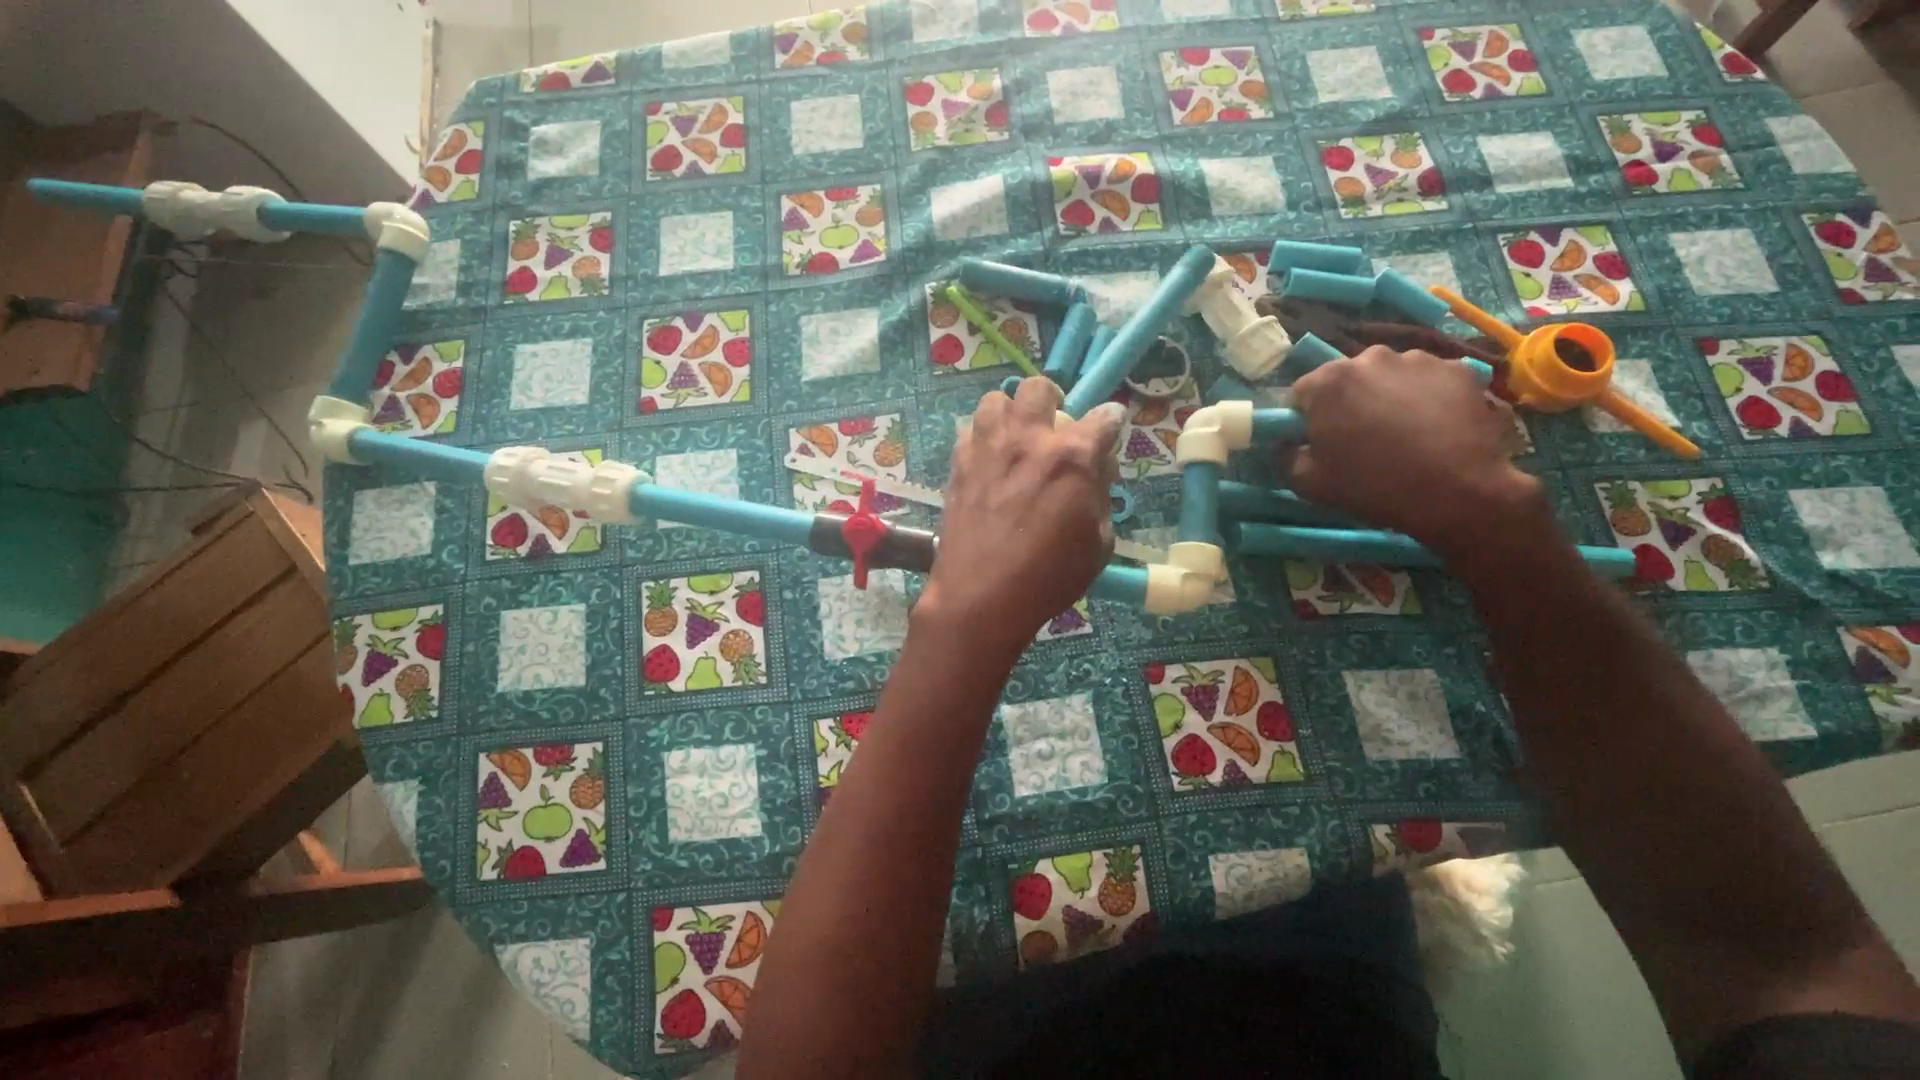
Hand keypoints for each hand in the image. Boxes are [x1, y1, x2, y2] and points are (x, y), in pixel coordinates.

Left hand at [922, 378, 1123, 659]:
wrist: (981, 597)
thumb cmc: (1049, 577)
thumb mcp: (1099, 542)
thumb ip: (1099, 494)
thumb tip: (1095, 469)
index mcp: (1073, 457)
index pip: (1104, 417)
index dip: (1111, 422)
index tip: (1110, 430)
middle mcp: (1029, 439)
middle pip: (1040, 388)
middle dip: (1054, 401)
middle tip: (1055, 429)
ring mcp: (988, 448)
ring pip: (997, 400)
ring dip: (1011, 413)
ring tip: (1016, 439)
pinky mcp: (958, 464)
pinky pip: (970, 429)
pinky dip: (984, 437)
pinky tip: (990, 461)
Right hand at [1288, 346, 1542, 557]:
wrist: (1458, 493)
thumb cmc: (1373, 486)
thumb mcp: (1309, 483)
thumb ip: (1286, 455)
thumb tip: (1287, 442)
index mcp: (1328, 382)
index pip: (1301, 393)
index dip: (1306, 418)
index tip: (1319, 441)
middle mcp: (1371, 357)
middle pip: (1349, 379)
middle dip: (1351, 402)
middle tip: (1364, 438)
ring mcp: (1420, 360)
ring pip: (1392, 377)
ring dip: (1390, 397)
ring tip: (1406, 434)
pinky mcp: (1460, 370)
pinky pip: (1432, 382)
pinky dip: (1430, 399)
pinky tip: (1438, 429)